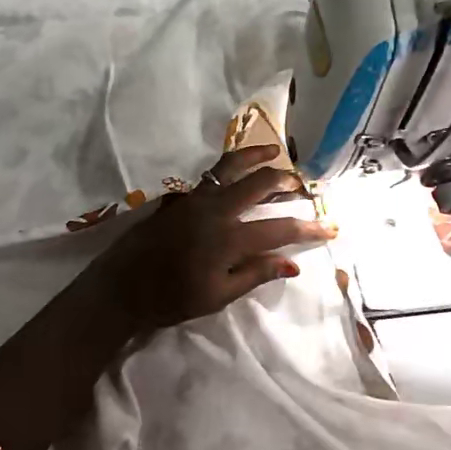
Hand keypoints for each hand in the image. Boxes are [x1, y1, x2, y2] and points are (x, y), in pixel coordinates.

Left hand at [84, 145, 334, 332]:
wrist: (119, 288)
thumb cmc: (170, 299)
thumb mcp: (217, 296)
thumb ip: (256, 275)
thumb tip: (293, 263)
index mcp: (228, 239)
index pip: (280, 230)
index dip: (309, 228)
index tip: (331, 226)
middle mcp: (215, 210)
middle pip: (259, 184)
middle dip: (286, 180)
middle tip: (303, 184)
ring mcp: (195, 199)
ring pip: (231, 166)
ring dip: (256, 157)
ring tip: (274, 150)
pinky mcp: (180, 197)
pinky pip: (211, 174)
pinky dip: (231, 165)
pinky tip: (237, 169)